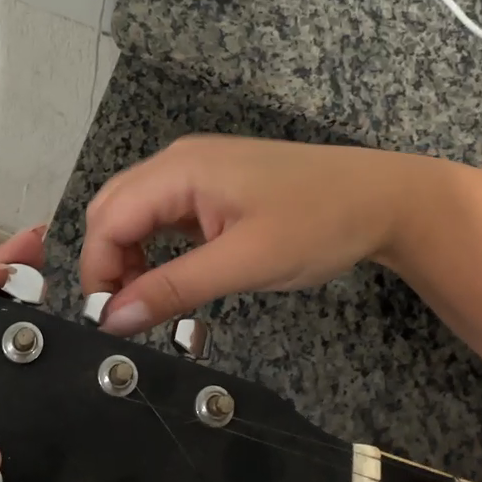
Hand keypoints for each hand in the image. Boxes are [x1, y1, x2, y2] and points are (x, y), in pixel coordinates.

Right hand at [81, 135, 429, 334]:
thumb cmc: (318, 225)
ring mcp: (196, 171)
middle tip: (123, 313)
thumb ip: (174, 289)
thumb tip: (112, 320)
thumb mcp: (245, 263)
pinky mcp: (213, 186)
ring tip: (145, 300)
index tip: (107, 321)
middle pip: (113, 209)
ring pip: (134, 211)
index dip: (98, 270)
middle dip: (107, 261)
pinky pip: (163, 214)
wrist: (383, 199)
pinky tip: (168, 275)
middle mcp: (178, 161)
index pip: (108, 218)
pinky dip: (152, 246)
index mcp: (180, 170)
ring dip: (128, 255)